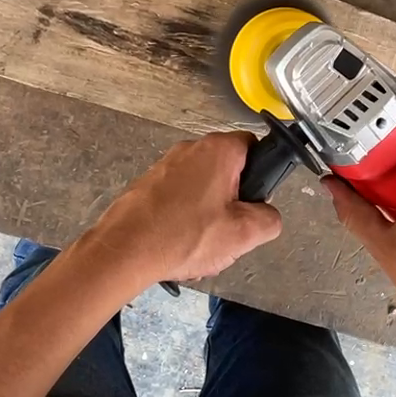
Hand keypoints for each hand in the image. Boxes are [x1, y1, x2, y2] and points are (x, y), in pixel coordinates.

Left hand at [84, 131, 283, 286]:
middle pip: (228, 169)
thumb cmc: (182, 236)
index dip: (261, 173)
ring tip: (202, 242)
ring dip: (208, 213)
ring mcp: (167, 165)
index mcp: (219, 150)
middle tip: (230, 228)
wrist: (125, 250)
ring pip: (203, 187)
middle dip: (233, 200)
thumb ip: (269, 219)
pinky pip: (179, 197)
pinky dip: (184, 218)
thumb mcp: (244, 233)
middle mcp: (191, 149)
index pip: (255, 146)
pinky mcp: (149, 183)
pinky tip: (180, 244)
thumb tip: (268, 215)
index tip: (255, 198)